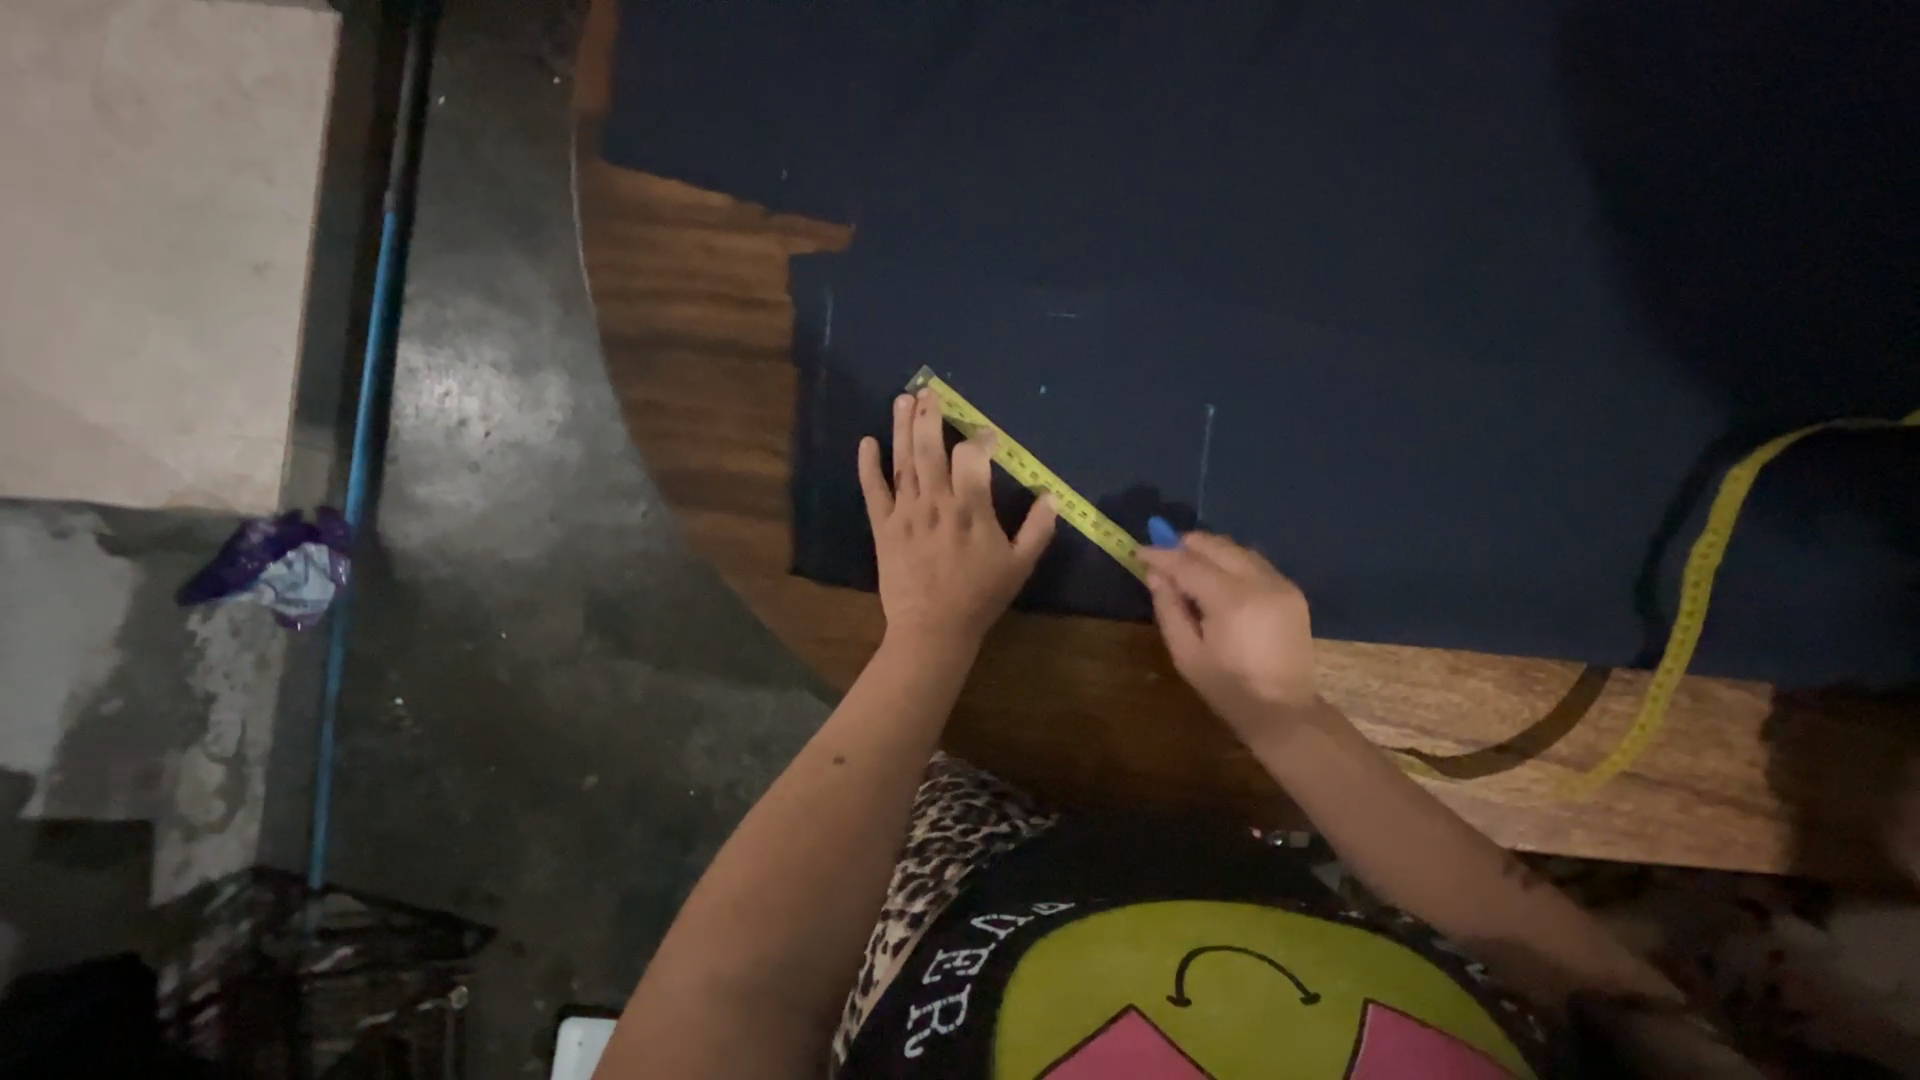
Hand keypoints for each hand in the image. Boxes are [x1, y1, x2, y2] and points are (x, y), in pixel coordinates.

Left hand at [859, 389, 1056, 652]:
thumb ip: (1038, 529)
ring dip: (902, 428)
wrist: (932, 629)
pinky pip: (873, 491)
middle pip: (930, 449)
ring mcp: (905, 513)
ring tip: (904, 399)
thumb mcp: (1019, 566)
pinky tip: (867, 441)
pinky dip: (869, 466)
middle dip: (930, 417)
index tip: (987, 436)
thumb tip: (1052, 496)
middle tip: (930, 392)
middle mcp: (935, 503)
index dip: (980, 440)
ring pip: (903, 462)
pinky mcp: (883, 527)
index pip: (972, 458)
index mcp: (970, 510)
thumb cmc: (979, 597)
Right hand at [1139, 532, 1317, 737]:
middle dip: (1187, 544)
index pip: (1189, 564)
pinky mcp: (1292, 592)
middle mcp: (1260, 583)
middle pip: (1217, 546)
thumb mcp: (1186, 654)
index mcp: (1232, 601)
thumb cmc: (1228, 687)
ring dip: (1211, 550)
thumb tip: (1156, 575)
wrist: (1283, 710)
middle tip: (1163, 552)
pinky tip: (1218, 575)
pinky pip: (1256, 563)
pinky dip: (1232, 561)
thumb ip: (1169, 609)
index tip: (1140, 551)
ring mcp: (1281, 585)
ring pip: (1239, 550)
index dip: (1161, 555)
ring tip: (1188, 562)